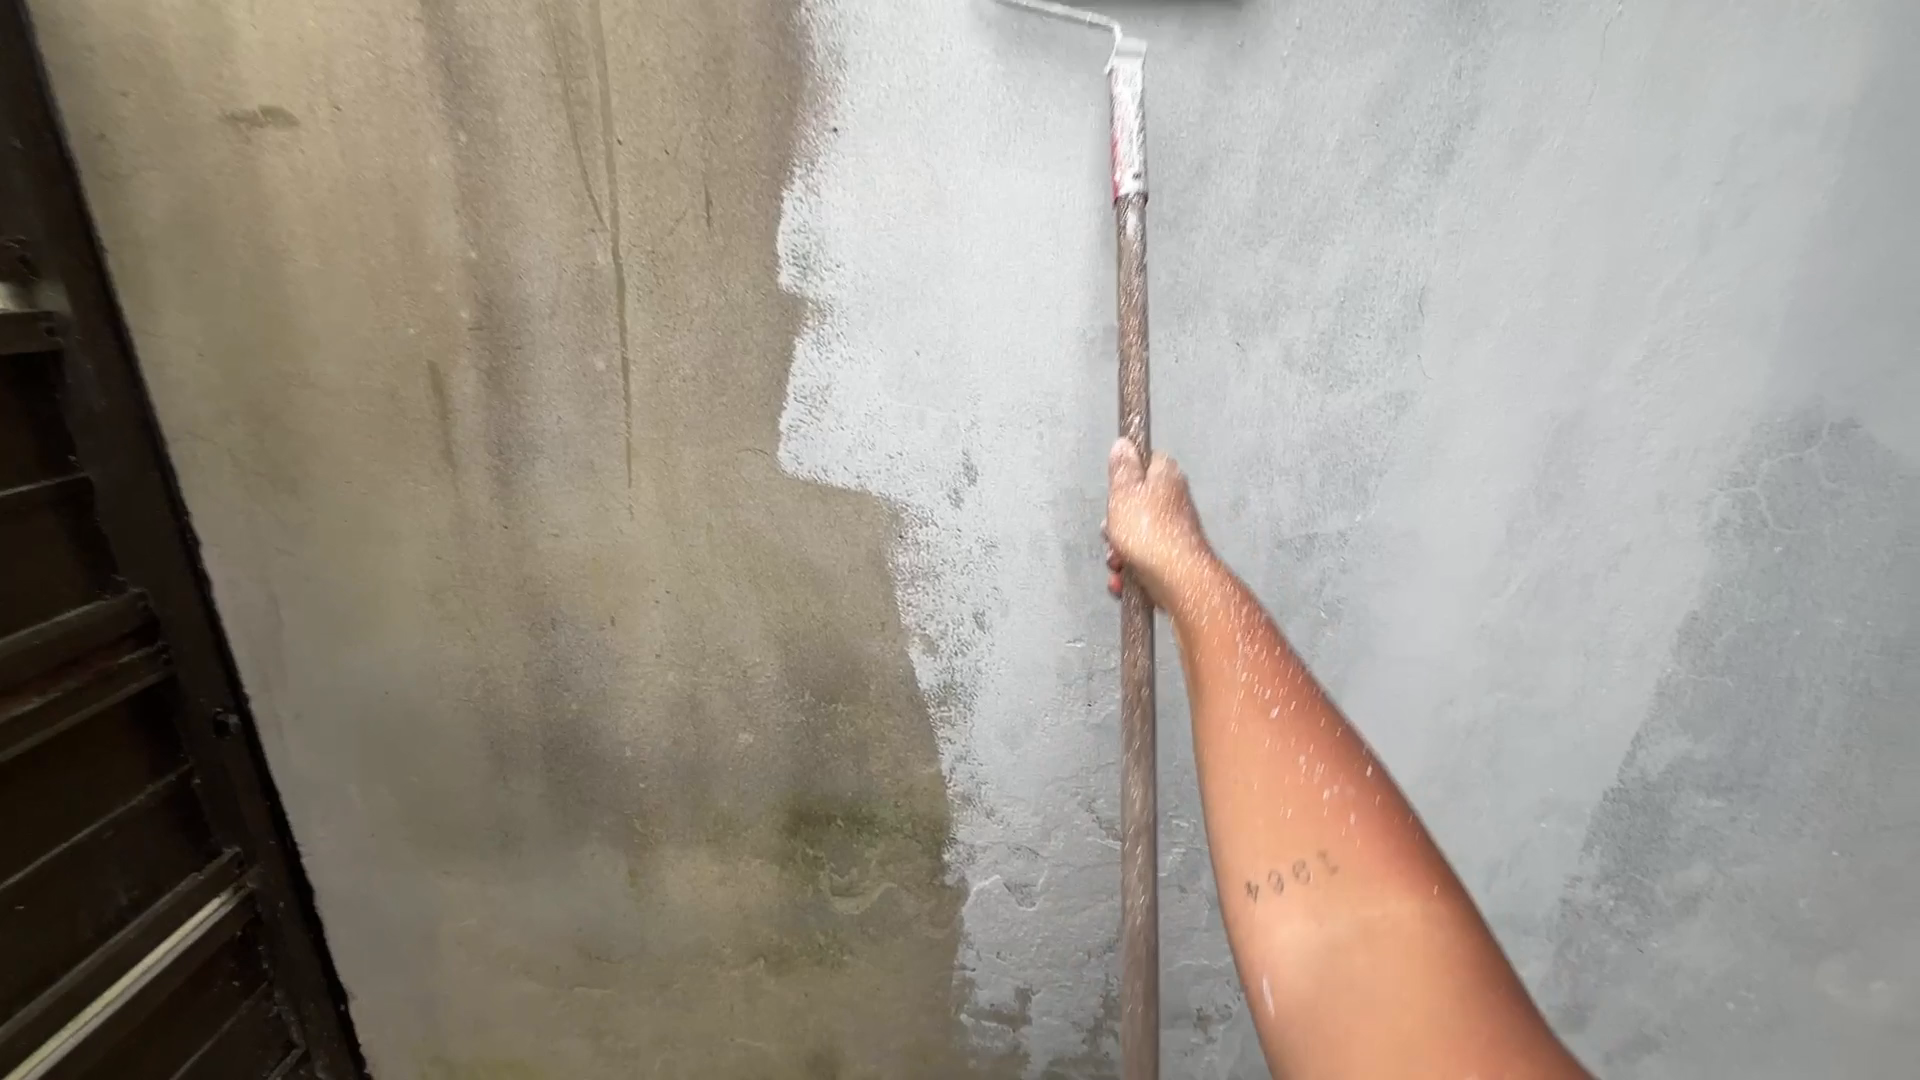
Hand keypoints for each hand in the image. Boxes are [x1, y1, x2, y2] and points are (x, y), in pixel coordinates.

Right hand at [1106, 437, 1214, 608]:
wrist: (1178, 580)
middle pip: (1134, 504)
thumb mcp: (1124, 492)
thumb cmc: (1148, 532)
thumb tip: (1124, 443)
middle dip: (1115, 524)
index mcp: (1166, 477)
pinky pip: (1142, 559)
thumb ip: (1122, 467)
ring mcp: (1173, 531)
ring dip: (1118, 551)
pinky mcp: (1171, 558)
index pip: (1146, 462)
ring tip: (1117, 562)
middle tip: (1111, 533)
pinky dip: (1129, 570)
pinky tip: (1123, 580)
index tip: (1114, 490)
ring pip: (1134, 536)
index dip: (1125, 475)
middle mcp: (1174, 501)